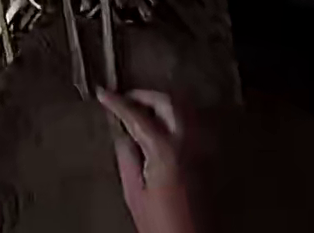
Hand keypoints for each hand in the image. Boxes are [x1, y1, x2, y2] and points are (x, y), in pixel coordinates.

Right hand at [99, 89, 199, 232]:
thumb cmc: (161, 226)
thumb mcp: (135, 194)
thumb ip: (126, 156)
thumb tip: (121, 131)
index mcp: (165, 150)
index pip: (136, 115)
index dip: (116, 102)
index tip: (103, 94)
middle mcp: (188, 142)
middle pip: (167, 102)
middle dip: (144, 96)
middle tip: (125, 99)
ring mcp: (203, 150)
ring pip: (184, 109)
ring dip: (162, 103)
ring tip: (143, 109)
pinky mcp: (211, 160)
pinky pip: (193, 125)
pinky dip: (176, 116)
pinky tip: (164, 125)